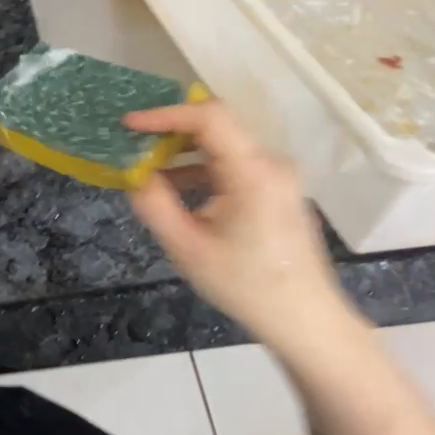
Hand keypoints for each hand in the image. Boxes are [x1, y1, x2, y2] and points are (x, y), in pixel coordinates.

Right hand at [124, 101, 358, 350]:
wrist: (306, 320)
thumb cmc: (245, 284)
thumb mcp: (186, 246)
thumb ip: (153, 203)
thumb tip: (133, 172)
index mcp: (253, 173)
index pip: (209, 117)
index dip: (165, 114)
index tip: (128, 124)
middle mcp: (271, 164)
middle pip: (216, 125)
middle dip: (168, 129)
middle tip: (130, 141)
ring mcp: (277, 176)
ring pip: (222, 144)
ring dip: (181, 150)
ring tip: (145, 165)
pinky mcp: (276, 190)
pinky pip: (231, 162)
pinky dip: (198, 166)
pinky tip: (173, 188)